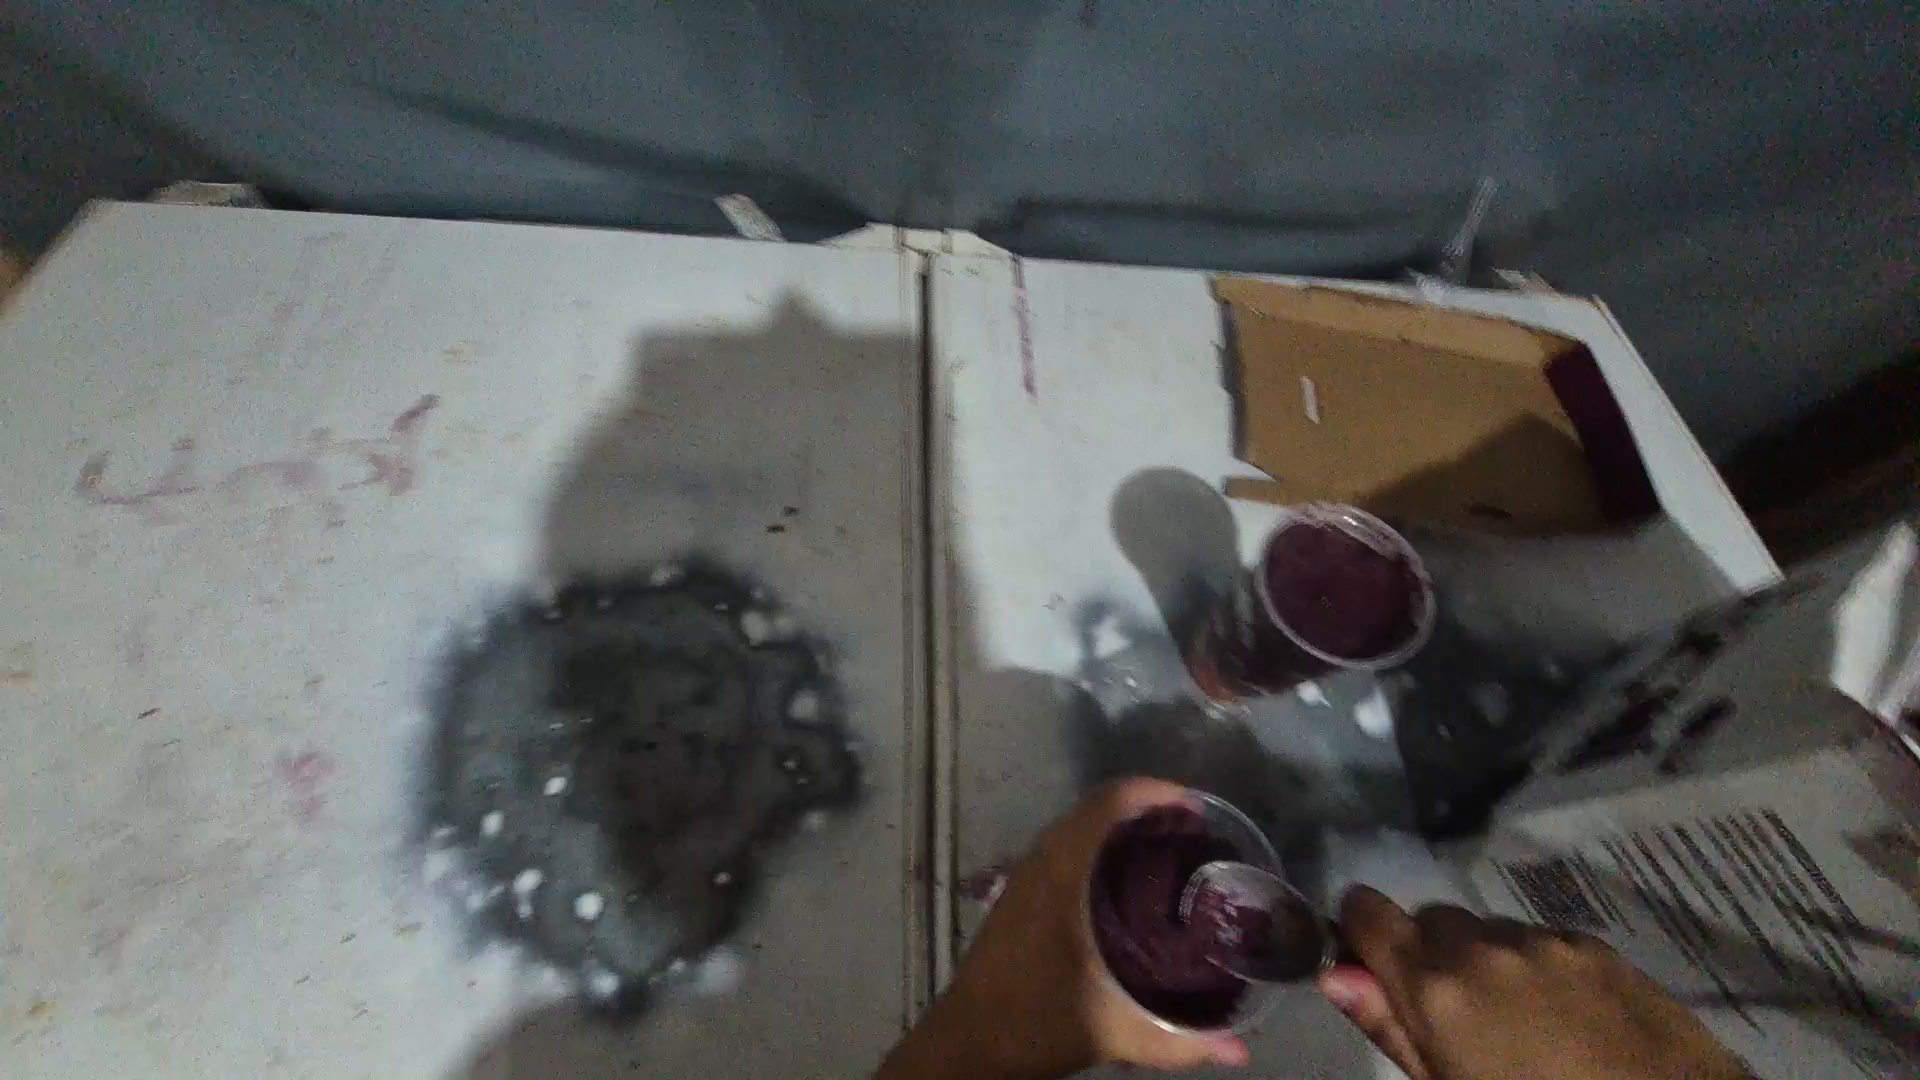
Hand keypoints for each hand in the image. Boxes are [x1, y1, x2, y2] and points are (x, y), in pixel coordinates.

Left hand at [878, 779, 1249, 1079]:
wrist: (970, 1039)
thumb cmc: (1036, 1020)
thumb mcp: (1112, 1030)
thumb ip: (1178, 1042)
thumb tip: (1239, 1050)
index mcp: (1060, 871)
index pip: (1107, 803)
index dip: (1152, 792)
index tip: (1194, 808)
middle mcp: (1042, 858)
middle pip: (1097, 807)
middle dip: (1146, 807)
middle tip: (1194, 831)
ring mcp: (1027, 871)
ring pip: (1080, 826)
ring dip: (1122, 825)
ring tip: (1170, 847)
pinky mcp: (1023, 889)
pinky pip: (1069, 845)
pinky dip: (1102, 843)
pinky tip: (1129, 878)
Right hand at [1317, 887, 1751, 1079]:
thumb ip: (1389, 1028)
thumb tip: (1334, 973)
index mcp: (1434, 983)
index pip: (1363, 909)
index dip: (1362, 933)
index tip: (1377, 966)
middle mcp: (1478, 945)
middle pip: (1428, 920)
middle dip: (1434, 955)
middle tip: (1467, 1017)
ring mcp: (1541, 941)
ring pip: (1485, 929)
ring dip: (1489, 961)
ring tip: (1531, 1023)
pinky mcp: (1595, 946)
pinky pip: (1541, 939)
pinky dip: (1540, 967)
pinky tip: (1576, 1019)